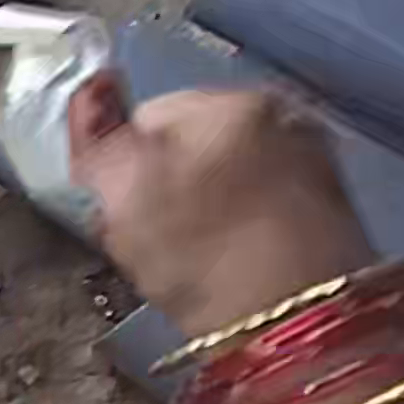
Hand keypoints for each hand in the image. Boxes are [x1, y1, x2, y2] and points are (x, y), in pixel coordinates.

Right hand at [67, 75, 374, 336]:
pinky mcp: (316, 205)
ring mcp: (304, 157)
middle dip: (149, 191)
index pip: (143, 119)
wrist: (285, 313)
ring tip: (173, 258)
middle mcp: (274, 115)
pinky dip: (220, 228)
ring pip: (213, 177)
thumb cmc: (194, 250)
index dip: (112, 170)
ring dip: (183, 211)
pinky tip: (211, 262)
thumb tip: (87, 90)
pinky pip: (245, 203)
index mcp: (224, 105)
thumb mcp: (126, 195)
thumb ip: (102, 141)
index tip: (107, 216)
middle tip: (137, 242)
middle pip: (180, 149)